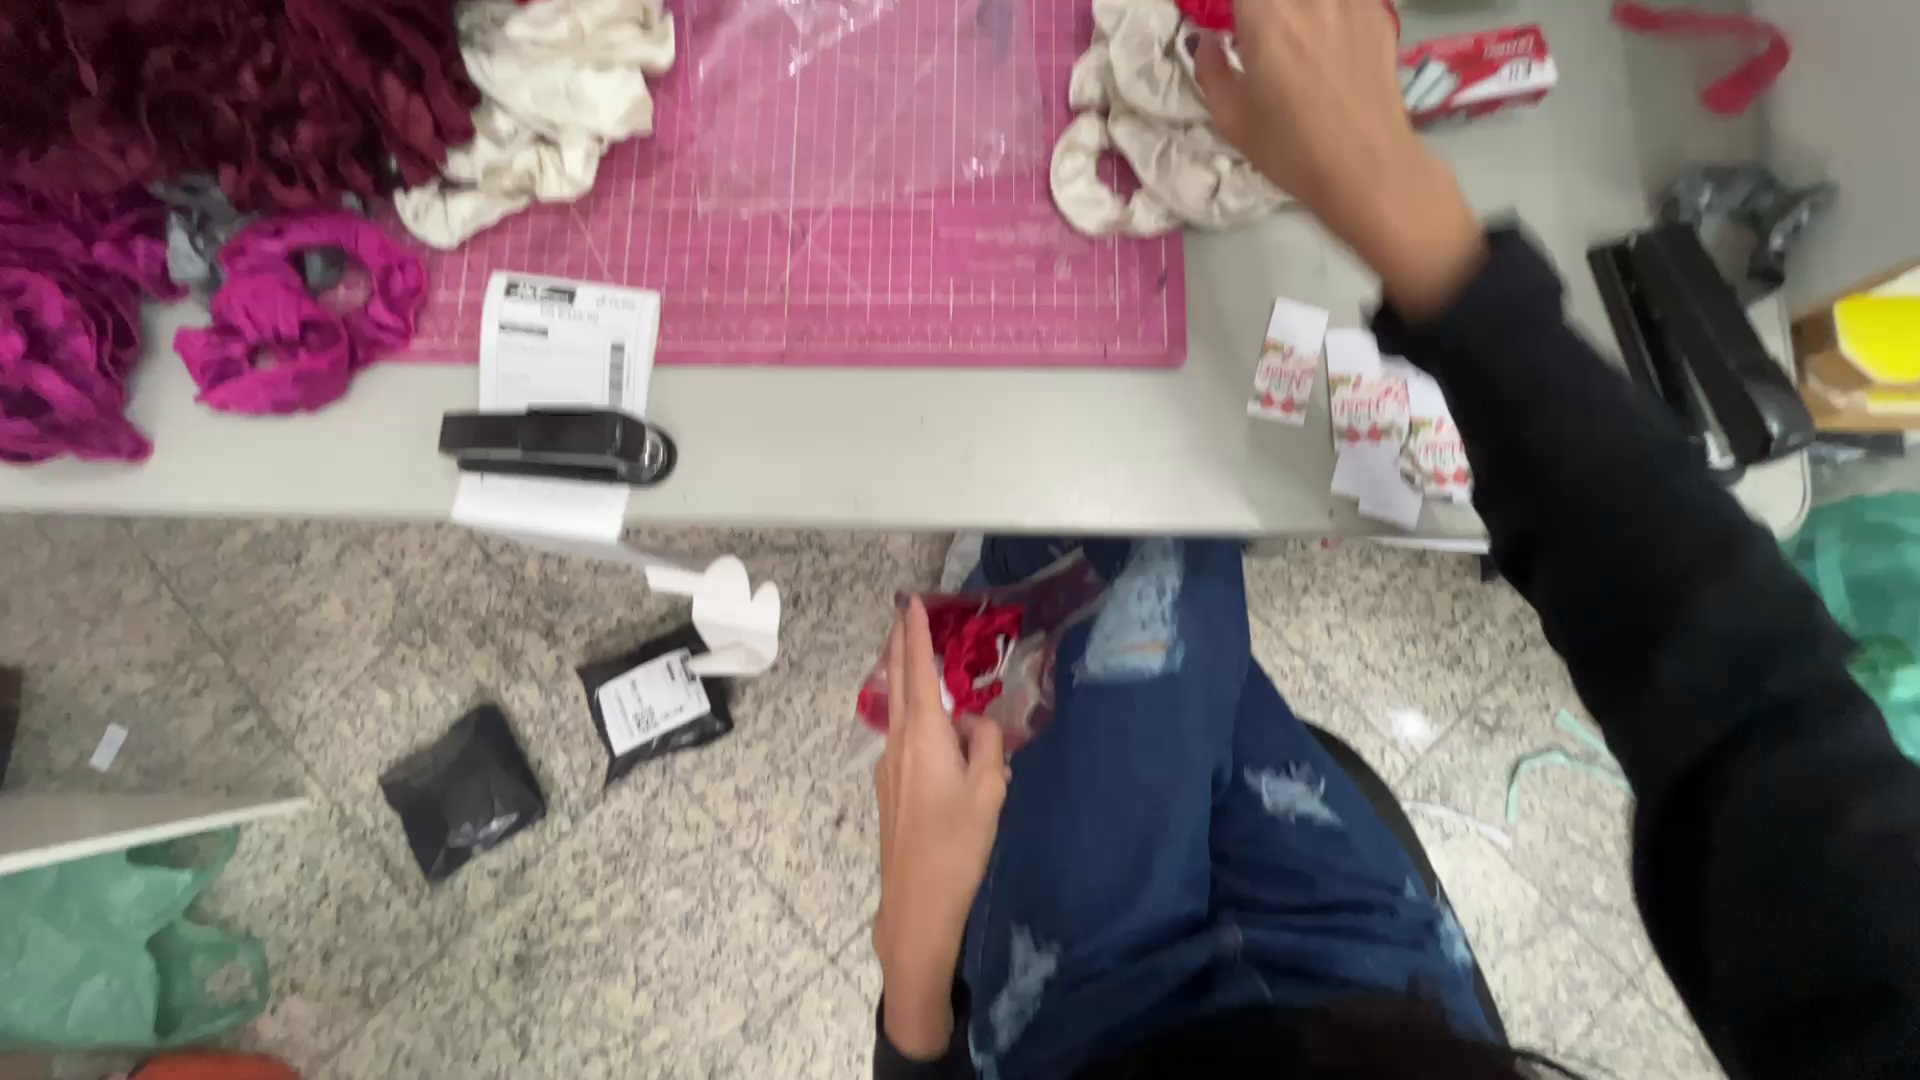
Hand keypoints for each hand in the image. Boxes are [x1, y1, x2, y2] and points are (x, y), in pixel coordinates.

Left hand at [872, 596, 1009, 1059]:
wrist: (916, 903)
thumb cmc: (958, 842)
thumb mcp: (990, 788)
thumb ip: (986, 743)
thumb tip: (975, 724)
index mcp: (924, 734)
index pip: (919, 670)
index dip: (915, 633)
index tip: (910, 602)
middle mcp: (899, 742)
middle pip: (899, 683)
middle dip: (901, 646)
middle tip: (904, 616)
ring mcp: (889, 766)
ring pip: (907, 715)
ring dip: (918, 691)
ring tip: (949, 695)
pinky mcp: (890, 788)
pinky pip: (911, 744)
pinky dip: (928, 731)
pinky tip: (954, 759)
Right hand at [1195, 0, 1486, 317]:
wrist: (1363, 165)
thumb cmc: (1288, 150)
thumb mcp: (1232, 120)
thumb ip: (1211, 70)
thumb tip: (1205, 40)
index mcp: (1266, 16)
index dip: (1231, 5)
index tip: (1228, 23)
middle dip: (1261, 10)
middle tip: (1254, 32)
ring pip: (1311, 2)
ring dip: (1295, 15)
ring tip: (1290, 41)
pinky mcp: (1377, 9)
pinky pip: (1341, 2)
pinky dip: (1326, 14)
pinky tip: (1323, 42)